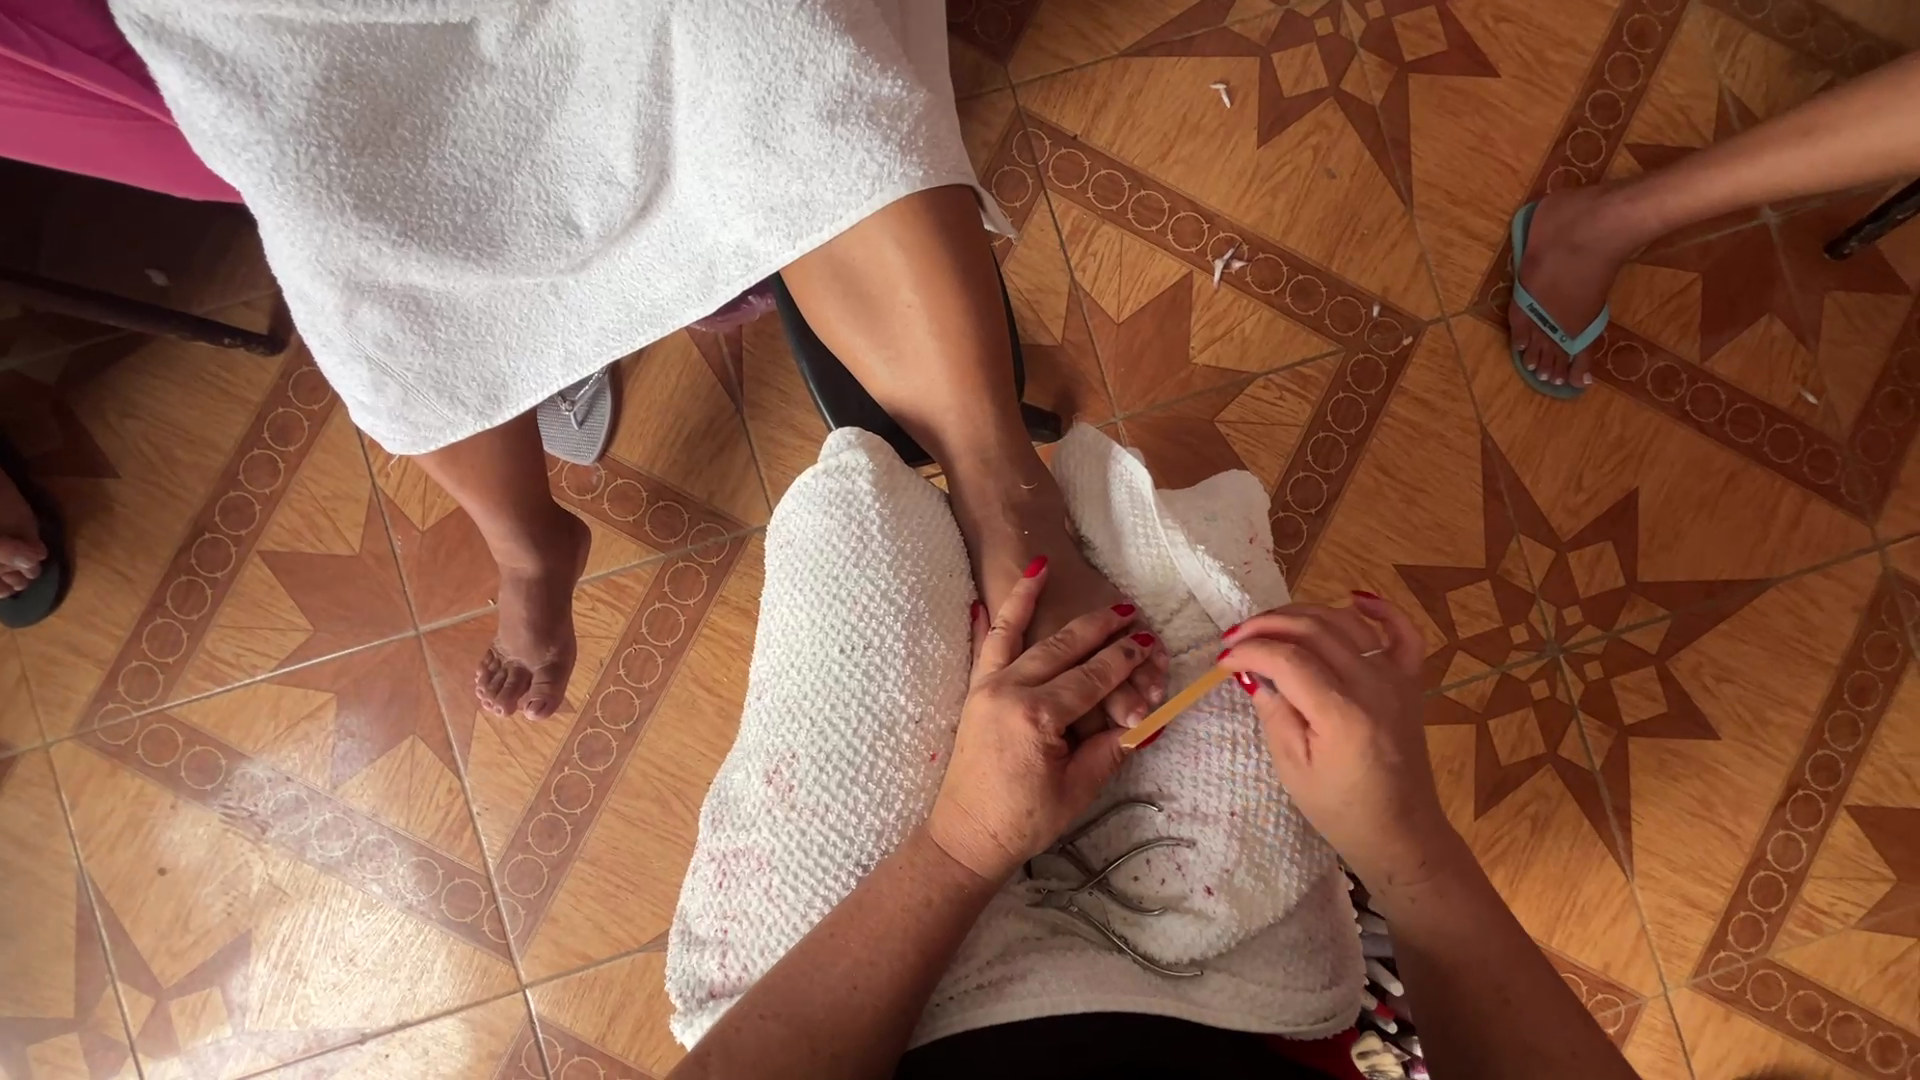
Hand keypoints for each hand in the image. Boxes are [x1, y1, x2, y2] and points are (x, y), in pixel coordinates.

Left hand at [926, 561, 1155, 881]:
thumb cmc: (1025, 820)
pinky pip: (989, 640)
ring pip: (1021, 632)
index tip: (1149, 643)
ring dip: (1041, 601)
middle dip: (1099, 628)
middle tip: (1128, 610)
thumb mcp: (1078, 789)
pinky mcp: (976, 687)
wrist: (967, 833)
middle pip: (1063, 648)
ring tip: (1056, 569)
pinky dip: (1001, 612)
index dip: (1125, 661)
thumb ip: (1112, 747)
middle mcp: (1009, 690)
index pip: (1092, 678)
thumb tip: (1149, 719)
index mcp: (1037, 717)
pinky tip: (1003, 588)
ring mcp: (987, 685)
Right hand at [1219, 594, 1464, 891]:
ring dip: (1301, 613)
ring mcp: (1396, 680)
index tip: (1222, 660)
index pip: (1287, 659)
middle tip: (1233, 637)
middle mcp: (1373, 687)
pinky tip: (1352, 598)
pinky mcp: (1409, 682)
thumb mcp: (1291, 767)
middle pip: (1313, 630)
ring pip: (1344, 622)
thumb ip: (1274, 711)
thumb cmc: (1339, 809)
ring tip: (1267, 625)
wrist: (1401, 833)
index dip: (1249, 651)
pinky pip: (1403, 633)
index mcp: (1342, 714)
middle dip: (1266, 625)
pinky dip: (1380, 610)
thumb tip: (1251, 672)